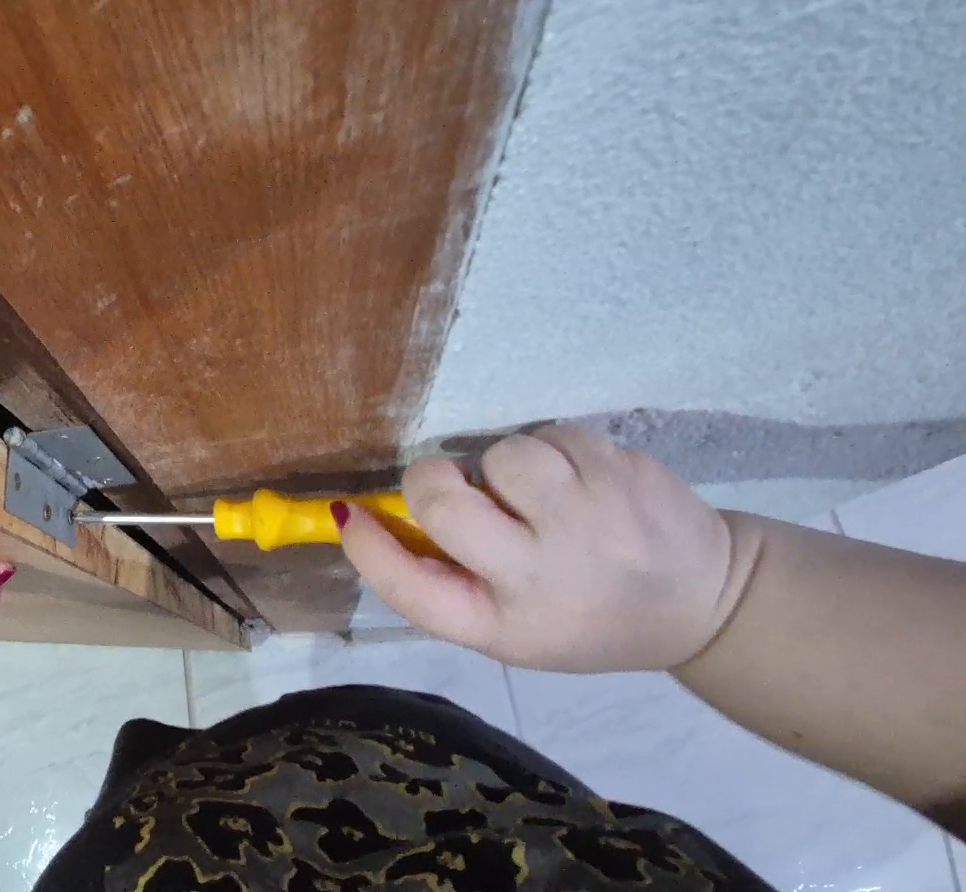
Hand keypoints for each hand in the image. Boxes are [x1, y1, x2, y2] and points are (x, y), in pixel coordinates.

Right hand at [340, 425, 752, 672]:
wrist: (708, 603)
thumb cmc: (580, 615)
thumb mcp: (504, 622)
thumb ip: (436, 574)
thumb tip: (359, 513)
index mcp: (507, 624)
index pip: (409, 587)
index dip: (367, 546)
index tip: (351, 513)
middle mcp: (547, 577)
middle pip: (441, 500)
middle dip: (434, 480)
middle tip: (460, 490)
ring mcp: (595, 522)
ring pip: (499, 455)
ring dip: (503, 466)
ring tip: (540, 495)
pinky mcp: (629, 474)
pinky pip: (551, 435)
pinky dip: (552, 450)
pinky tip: (581, 482)